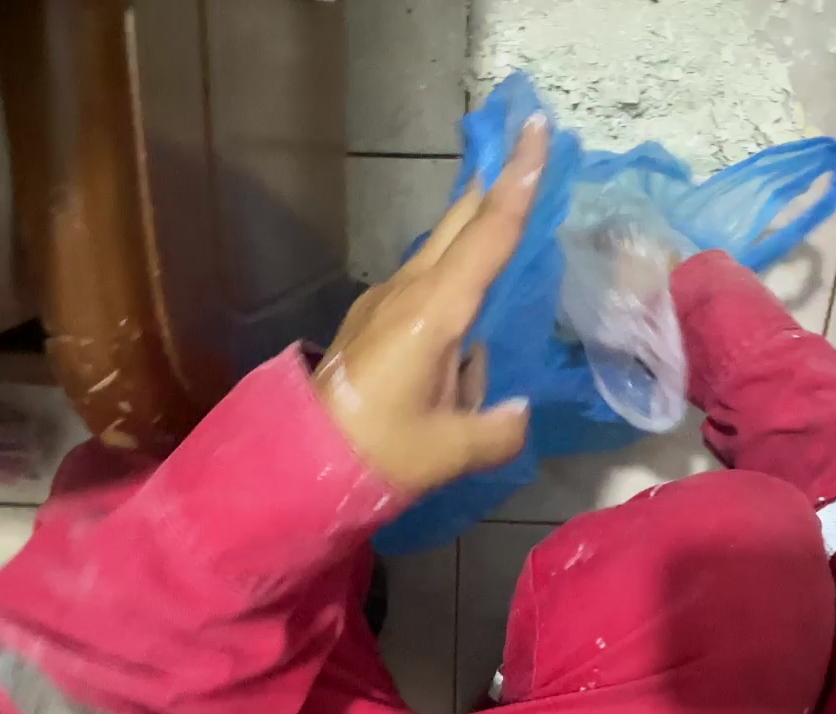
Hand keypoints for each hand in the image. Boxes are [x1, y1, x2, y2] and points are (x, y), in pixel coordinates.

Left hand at [314, 115, 548, 495]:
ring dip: (471, 234)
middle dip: (493, 184)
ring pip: (438, 252)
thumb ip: (500, 430)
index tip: (536, 130)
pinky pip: (423, 287)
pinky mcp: (371, 320)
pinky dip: (451, 281)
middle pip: (457, 223)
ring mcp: (383, 302)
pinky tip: (460, 331)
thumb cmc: (377, 453)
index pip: (486, 237)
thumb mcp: (451, 451)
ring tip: (501, 241)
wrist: (299, 461)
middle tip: (525, 146)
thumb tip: (517, 410)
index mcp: (432, 314)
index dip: (518, 184)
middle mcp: (406, 293)